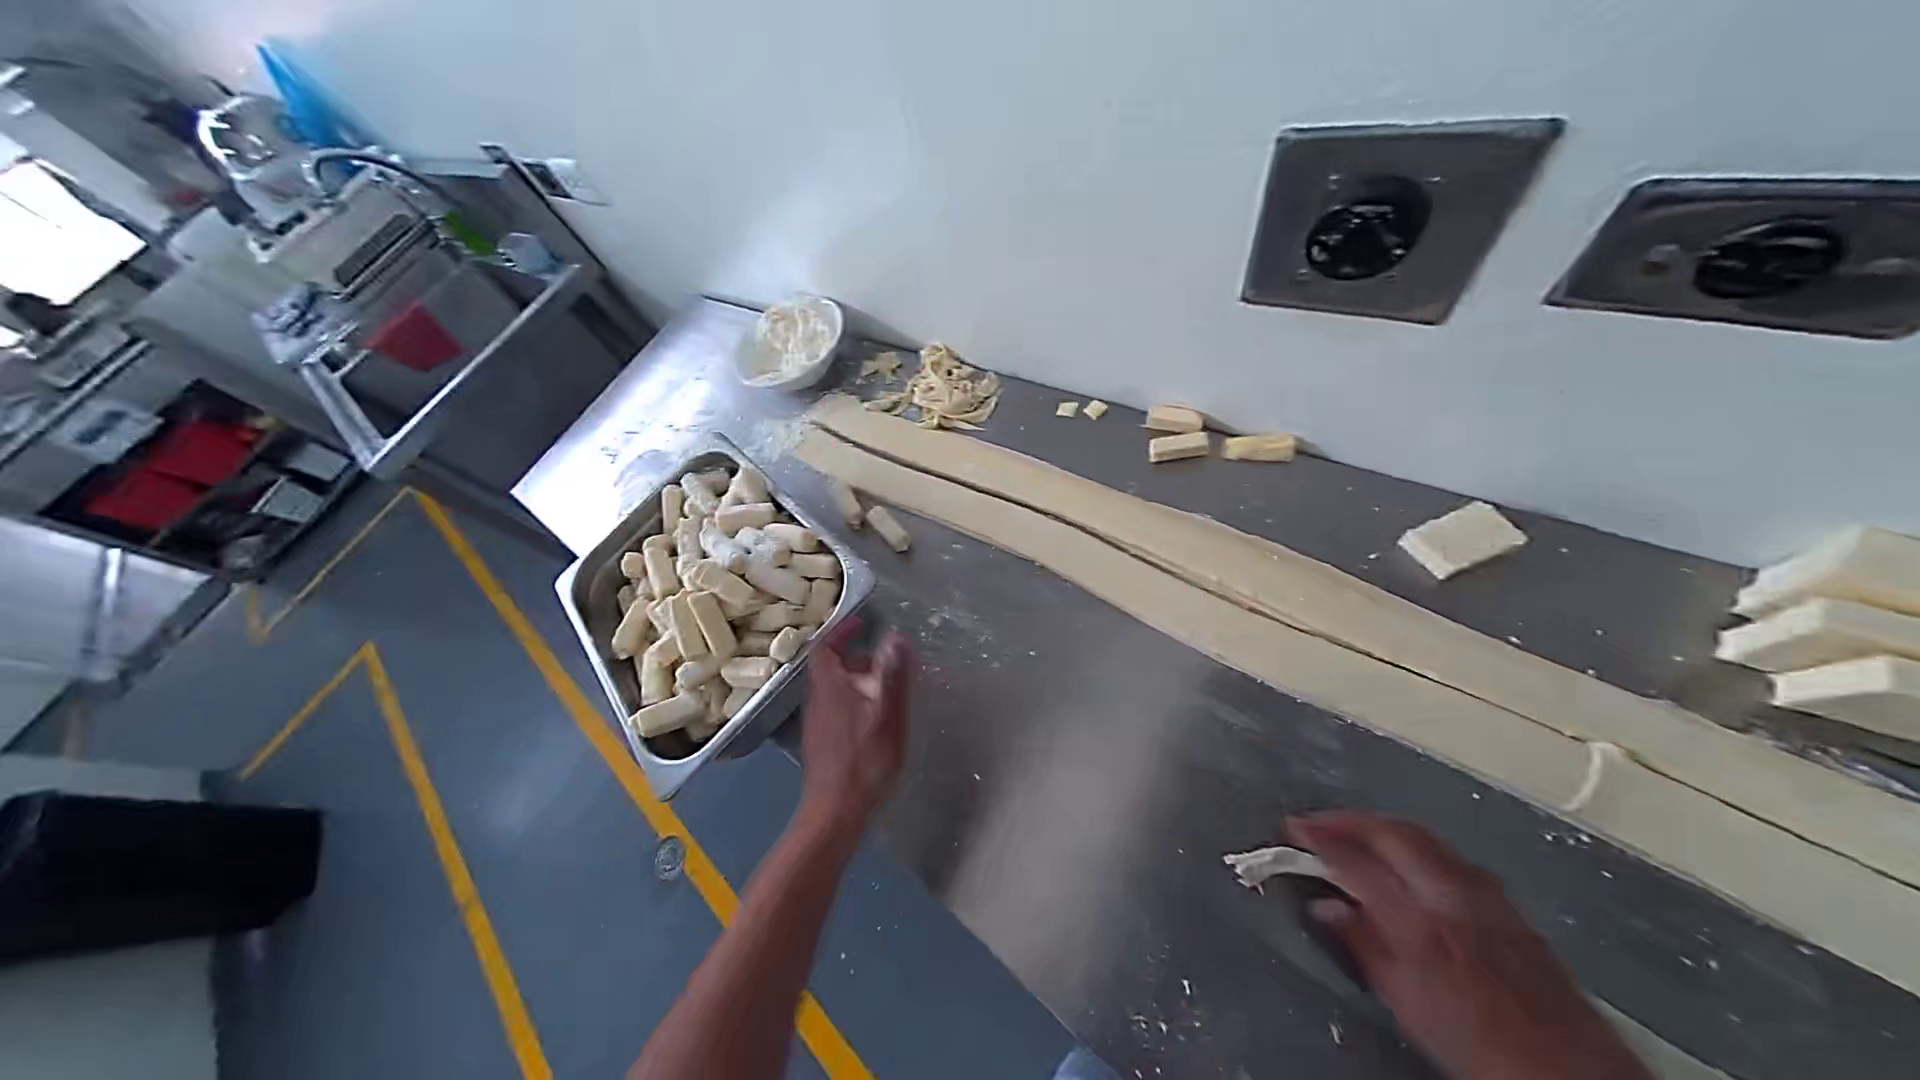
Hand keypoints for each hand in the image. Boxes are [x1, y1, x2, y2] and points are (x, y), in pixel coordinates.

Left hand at [800, 619, 913, 830]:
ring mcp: (819, 723)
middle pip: (832, 667)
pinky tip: (878, 720)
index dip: (842, 630)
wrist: (836, 813)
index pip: (825, 646)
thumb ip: (892, 676)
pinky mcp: (824, 742)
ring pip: (837, 690)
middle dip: (859, 658)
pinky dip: (858, 702)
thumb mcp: (887, 716)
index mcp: (830, 687)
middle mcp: (818, 700)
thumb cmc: (864, 762)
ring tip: (889, 689)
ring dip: (860, 681)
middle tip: (887, 660)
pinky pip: (839, 709)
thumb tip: (896, 638)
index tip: (863, 622)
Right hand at [1287, 811, 1651, 1079]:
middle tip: (1314, 821)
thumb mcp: (1405, 1002)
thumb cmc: (1473, 1043)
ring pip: (1421, 835)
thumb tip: (1322, 905)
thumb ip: (1361, 945)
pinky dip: (1411, 842)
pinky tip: (1403, 856)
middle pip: (1390, 832)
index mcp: (1418, 922)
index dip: (1317, 838)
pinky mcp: (1505, 901)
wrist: (1568, 1071)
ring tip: (1351, 830)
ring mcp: (1483, 893)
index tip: (1290, 828)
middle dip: (1346, 819)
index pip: (1355, 861)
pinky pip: (1446, 853)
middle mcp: (1451, 894)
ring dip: (1378, 825)